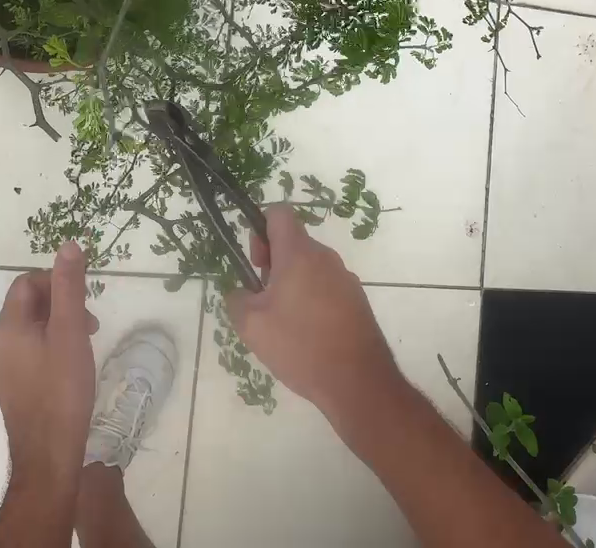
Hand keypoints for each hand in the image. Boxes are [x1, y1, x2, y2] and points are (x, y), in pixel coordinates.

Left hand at [0, 241, 97, 479]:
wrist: (48, 454)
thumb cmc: (62, 388)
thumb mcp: (71, 330)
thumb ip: (70, 287)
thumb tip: (69, 245)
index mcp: (9, 326)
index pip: (27, 282)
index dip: (55, 280)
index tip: (83, 296)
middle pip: (28, 304)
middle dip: (60, 302)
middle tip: (90, 320)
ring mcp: (4, 368)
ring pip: (31, 329)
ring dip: (58, 324)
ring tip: (85, 342)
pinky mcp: (14, 387)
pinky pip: (30, 351)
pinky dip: (51, 346)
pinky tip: (72, 365)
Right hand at [226, 204, 404, 420]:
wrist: (359, 383)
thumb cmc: (301, 346)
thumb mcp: (251, 325)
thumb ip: (236, 299)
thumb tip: (242, 292)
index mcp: (299, 253)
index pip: (279, 212)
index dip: (260, 229)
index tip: (256, 264)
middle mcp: (325, 257)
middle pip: (293, 242)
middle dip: (273, 264)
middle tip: (264, 301)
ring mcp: (345, 278)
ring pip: (309, 267)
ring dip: (292, 284)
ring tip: (284, 324)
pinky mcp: (357, 300)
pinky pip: (326, 287)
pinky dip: (312, 300)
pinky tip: (307, 336)